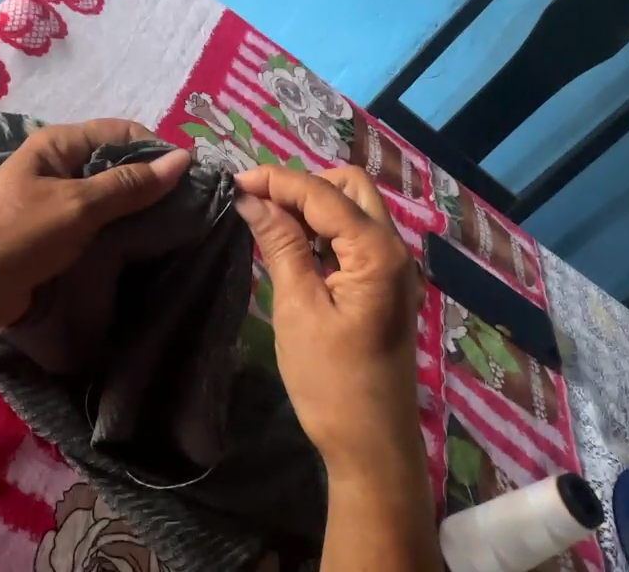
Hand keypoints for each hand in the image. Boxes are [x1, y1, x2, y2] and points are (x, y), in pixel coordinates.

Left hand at [0, 119, 189, 372]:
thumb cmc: (14, 235)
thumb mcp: (76, 205)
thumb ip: (129, 184)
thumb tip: (183, 159)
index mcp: (59, 144)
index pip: (121, 132)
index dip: (156, 150)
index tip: (191, 179)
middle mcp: (59, 166)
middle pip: (116, 164)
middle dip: (151, 181)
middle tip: (190, 208)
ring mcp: (55, 202)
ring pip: (108, 198)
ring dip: (136, 210)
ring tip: (176, 229)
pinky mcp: (53, 235)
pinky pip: (95, 225)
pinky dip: (118, 231)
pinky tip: (144, 247)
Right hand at [233, 165, 424, 478]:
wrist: (372, 447)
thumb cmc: (331, 382)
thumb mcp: (297, 308)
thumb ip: (280, 244)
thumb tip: (250, 198)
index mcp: (376, 252)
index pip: (321, 193)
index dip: (276, 180)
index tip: (234, 181)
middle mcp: (393, 248)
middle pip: (350, 186)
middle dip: (302, 184)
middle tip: (259, 202)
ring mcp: (393, 266)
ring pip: (354, 207)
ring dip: (313, 203)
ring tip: (269, 219)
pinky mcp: (384, 283)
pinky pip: (355, 234)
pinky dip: (324, 227)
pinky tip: (293, 242)